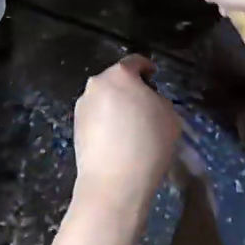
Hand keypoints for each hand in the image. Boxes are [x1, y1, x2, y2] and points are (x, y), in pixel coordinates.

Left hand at [71, 56, 183, 217]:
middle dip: (130, 88)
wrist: (114, 182)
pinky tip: (118, 140)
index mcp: (119, 75)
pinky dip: (107, 122)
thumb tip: (147, 102)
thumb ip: (158, 100)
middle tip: (146, 105)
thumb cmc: (148, 143)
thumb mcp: (169, 116)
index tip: (154, 76)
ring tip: (131, 127)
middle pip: (116, 80)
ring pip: (104, 98)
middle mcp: (96, 84)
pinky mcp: (75, 126)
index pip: (135, 62)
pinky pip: (96, 116)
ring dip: (117, 105)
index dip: (147, 67)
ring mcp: (82, 106)